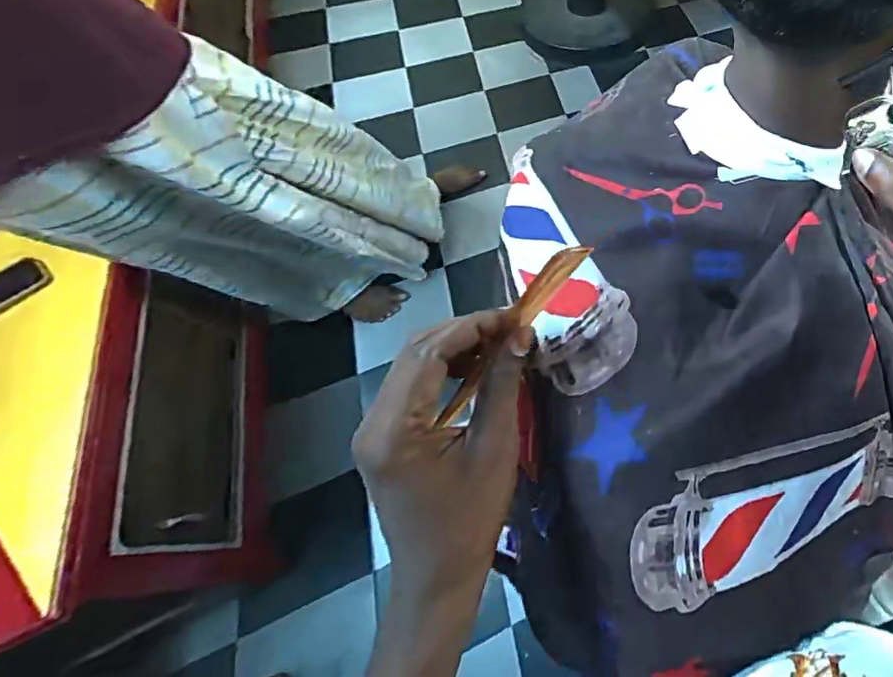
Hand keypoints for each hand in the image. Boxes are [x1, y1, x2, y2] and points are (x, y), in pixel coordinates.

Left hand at [353, 309, 532, 597]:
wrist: (437, 577)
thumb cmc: (470, 520)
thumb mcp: (494, 448)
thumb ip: (503, 384)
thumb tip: (520, 335)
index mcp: (393, 429)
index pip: (428, 353)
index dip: (472, 326)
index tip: (511, 316)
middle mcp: (372, 422)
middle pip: (415, 352)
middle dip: (464, 331)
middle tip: (508, 326)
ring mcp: (372, 428)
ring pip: (412, 363)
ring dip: (454, 346)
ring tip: (498, 342)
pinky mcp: (381, 435)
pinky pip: (410, 384)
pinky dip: (443, 368)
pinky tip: (474, 367)